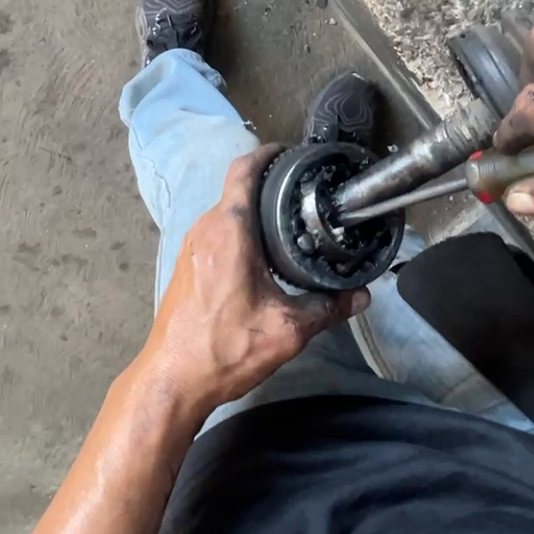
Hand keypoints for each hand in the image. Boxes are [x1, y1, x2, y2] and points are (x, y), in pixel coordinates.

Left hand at [135, 145, 368, 413]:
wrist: (171, 381)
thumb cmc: (223, 350)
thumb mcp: (287, 330)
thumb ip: (328, 308)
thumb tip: (361, 296)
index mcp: (228, 231)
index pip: (244, 170)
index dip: (268, 153)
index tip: (292, 153)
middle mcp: (205, 229)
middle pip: (238, 189)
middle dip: (271, 185)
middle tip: (306, 192)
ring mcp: (191, 246)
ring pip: (227, 211)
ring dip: (256, 210)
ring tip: (292, 221)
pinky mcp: (187, 264)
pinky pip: (218, 231)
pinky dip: (242, 229)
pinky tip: (266, 252)